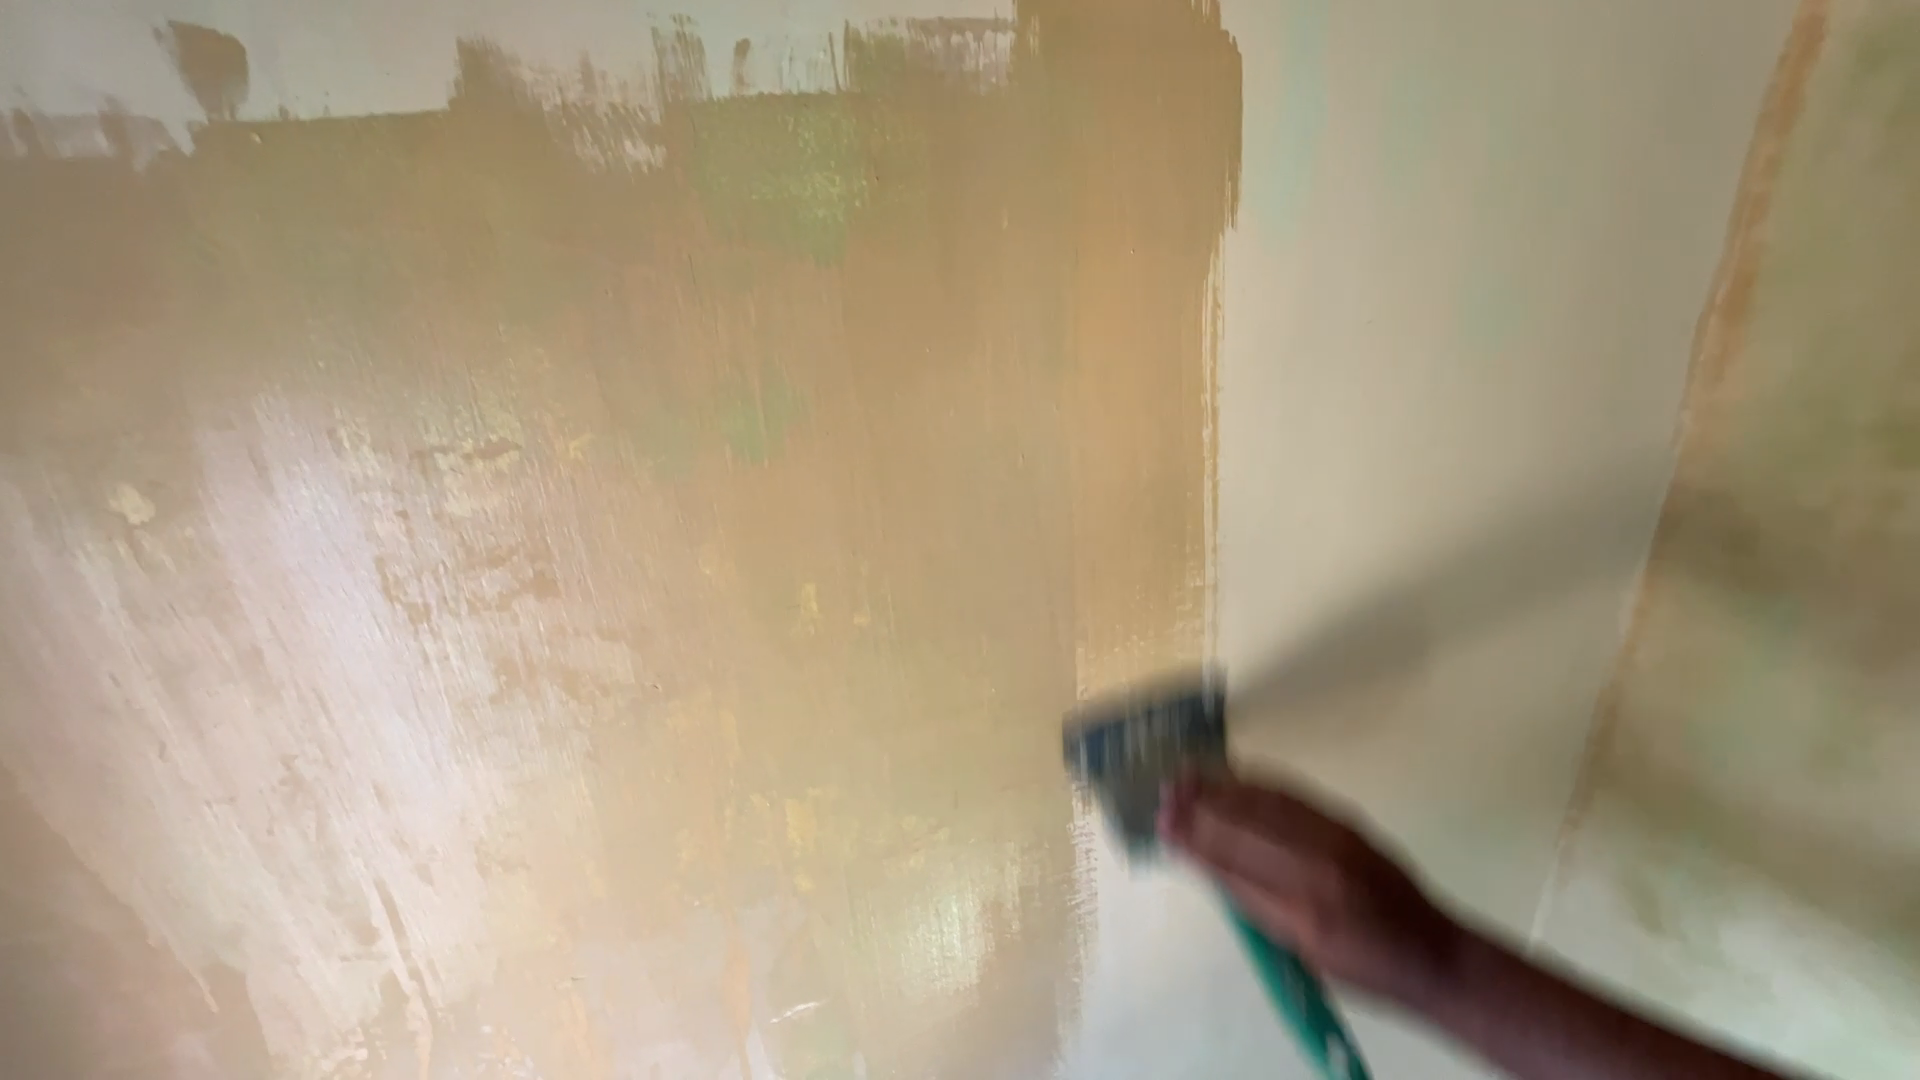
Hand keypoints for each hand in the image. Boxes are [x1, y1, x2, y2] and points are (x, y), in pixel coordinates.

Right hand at [1158, 769, 1463, 1004]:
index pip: (1233, 870)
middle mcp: (1318, 873)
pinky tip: (1232, 775)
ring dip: (1221, 789)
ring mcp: (1335, 841)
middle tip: (1165, 795)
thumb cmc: (1365, 969)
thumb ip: (1256, 906)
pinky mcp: (1346, 822)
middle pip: (1244, 831)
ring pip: (1265, 805)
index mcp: (1303, 916)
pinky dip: (1256, 782)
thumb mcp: (1302, 953)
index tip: (1163, 827)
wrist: (1435, 954)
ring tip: (1187, 777)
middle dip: (1200, 811)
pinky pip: (1292, 795)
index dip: (1194, 845)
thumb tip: (1209, 863)